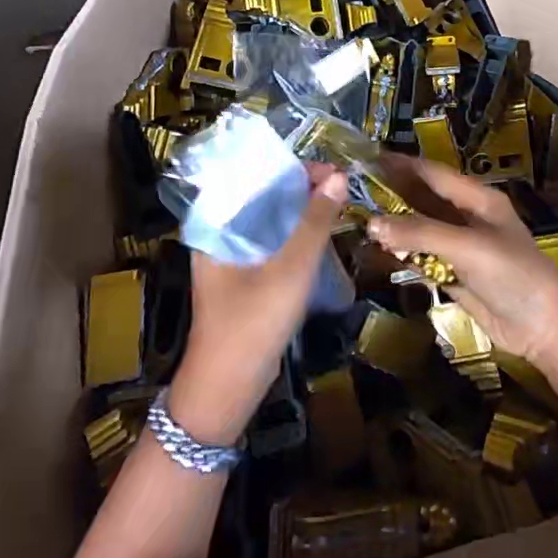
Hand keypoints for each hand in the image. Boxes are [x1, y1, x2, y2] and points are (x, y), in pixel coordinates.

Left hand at [168, 163, 347, 443]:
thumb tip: (339, 177)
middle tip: (341, 184)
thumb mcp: (291, 270)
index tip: (331, 169)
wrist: (226, 390)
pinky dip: (294, 233)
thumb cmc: (252, 323)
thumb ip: (315, 223)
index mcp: (217, 223)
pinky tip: (320, 231)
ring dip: (300, 209)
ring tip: (336, 201)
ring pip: (269, 219)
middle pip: (262, 195)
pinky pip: (270, 241)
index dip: (292, 167)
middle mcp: (219, 232)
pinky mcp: (243, 275)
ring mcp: (230, 256)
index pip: (253, 176)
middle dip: (300, 186)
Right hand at [366, 157, 557, 363]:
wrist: (545, 328)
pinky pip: (421, 256)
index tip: (365, 159)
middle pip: (422, 198)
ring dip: (393, 225)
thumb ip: (420, 232)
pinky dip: (400, 253)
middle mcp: (466, 216)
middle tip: (352, 191)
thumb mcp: (467, 246)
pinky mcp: (454, 273)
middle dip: (390, 194)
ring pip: (418, 228)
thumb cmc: (513, 275)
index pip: (432, 173)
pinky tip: (376, 251)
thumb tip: (371, 223)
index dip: (400, 164)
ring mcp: (459, 246)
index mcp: (476, 198)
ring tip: (356, 219)